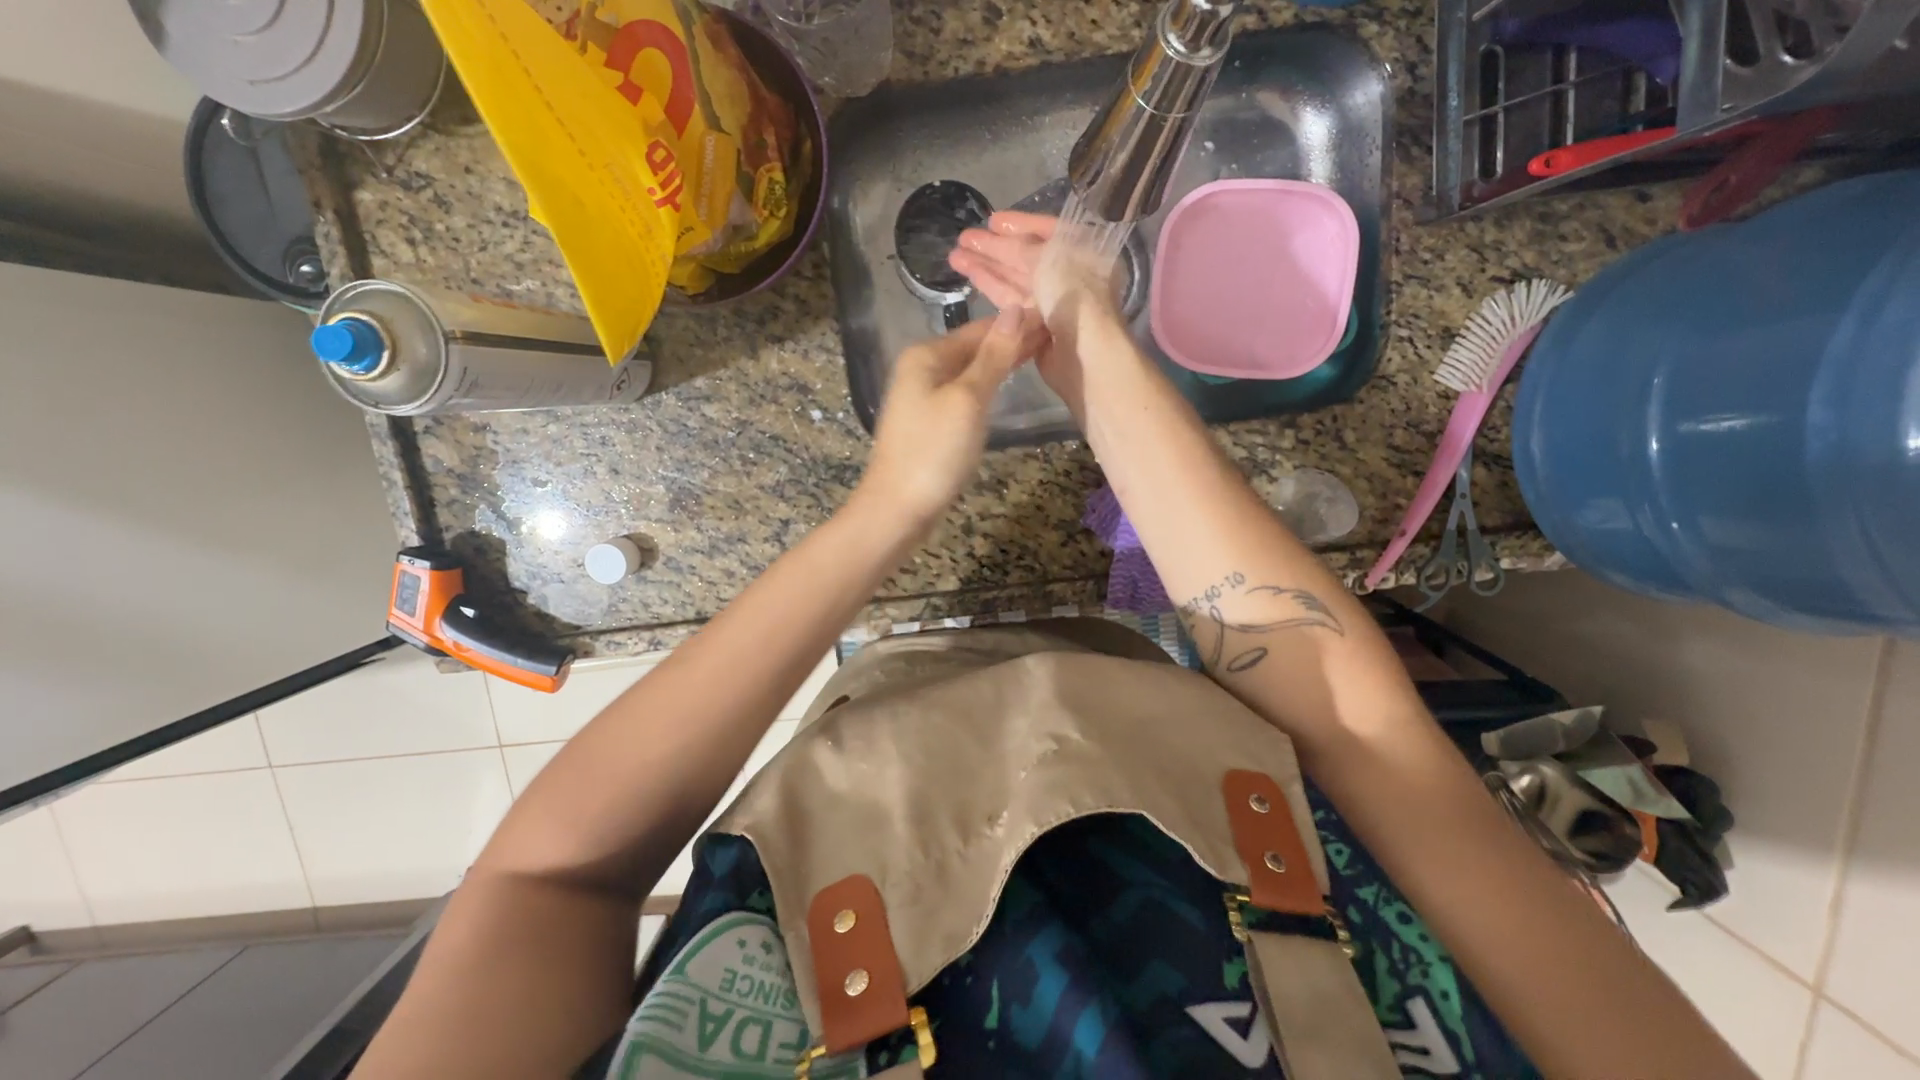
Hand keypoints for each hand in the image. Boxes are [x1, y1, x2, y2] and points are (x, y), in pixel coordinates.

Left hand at [857, 309, 1039, 523]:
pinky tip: (1007, 386)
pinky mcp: (929, 421)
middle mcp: (921, 368)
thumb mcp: (969, 399)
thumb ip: (994, 356)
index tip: (1055, 320)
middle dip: (1012, 341)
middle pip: (974, 347)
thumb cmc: (934, 451)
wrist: (899, 508)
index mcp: (926, 355)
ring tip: (1042, 354)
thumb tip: (1016, 310)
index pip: (981, 328)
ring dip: (1002, 362)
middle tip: (1057, 337)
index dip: (1018, 324)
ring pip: (970, 370)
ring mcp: (923, 396)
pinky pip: (964, 392)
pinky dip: (988, 385)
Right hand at [948, 211, 1130, 419]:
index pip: (1050, 232)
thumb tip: (1000, 239)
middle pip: (1027, 257)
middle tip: (964, 238)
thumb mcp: (1049, 260)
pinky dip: (992, 287)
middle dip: (995, 247)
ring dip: (986, 266)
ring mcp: (1052, 303)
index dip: (1021, 224)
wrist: (1084, 355)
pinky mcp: (1036, 327)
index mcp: (1084, 254)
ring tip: (955, 256)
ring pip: (1015, 279)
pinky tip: (970, 275)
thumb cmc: (1073, 297)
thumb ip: (1022, 247)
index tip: (992, 221)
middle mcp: (1069, 276)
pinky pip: (1011, 302)